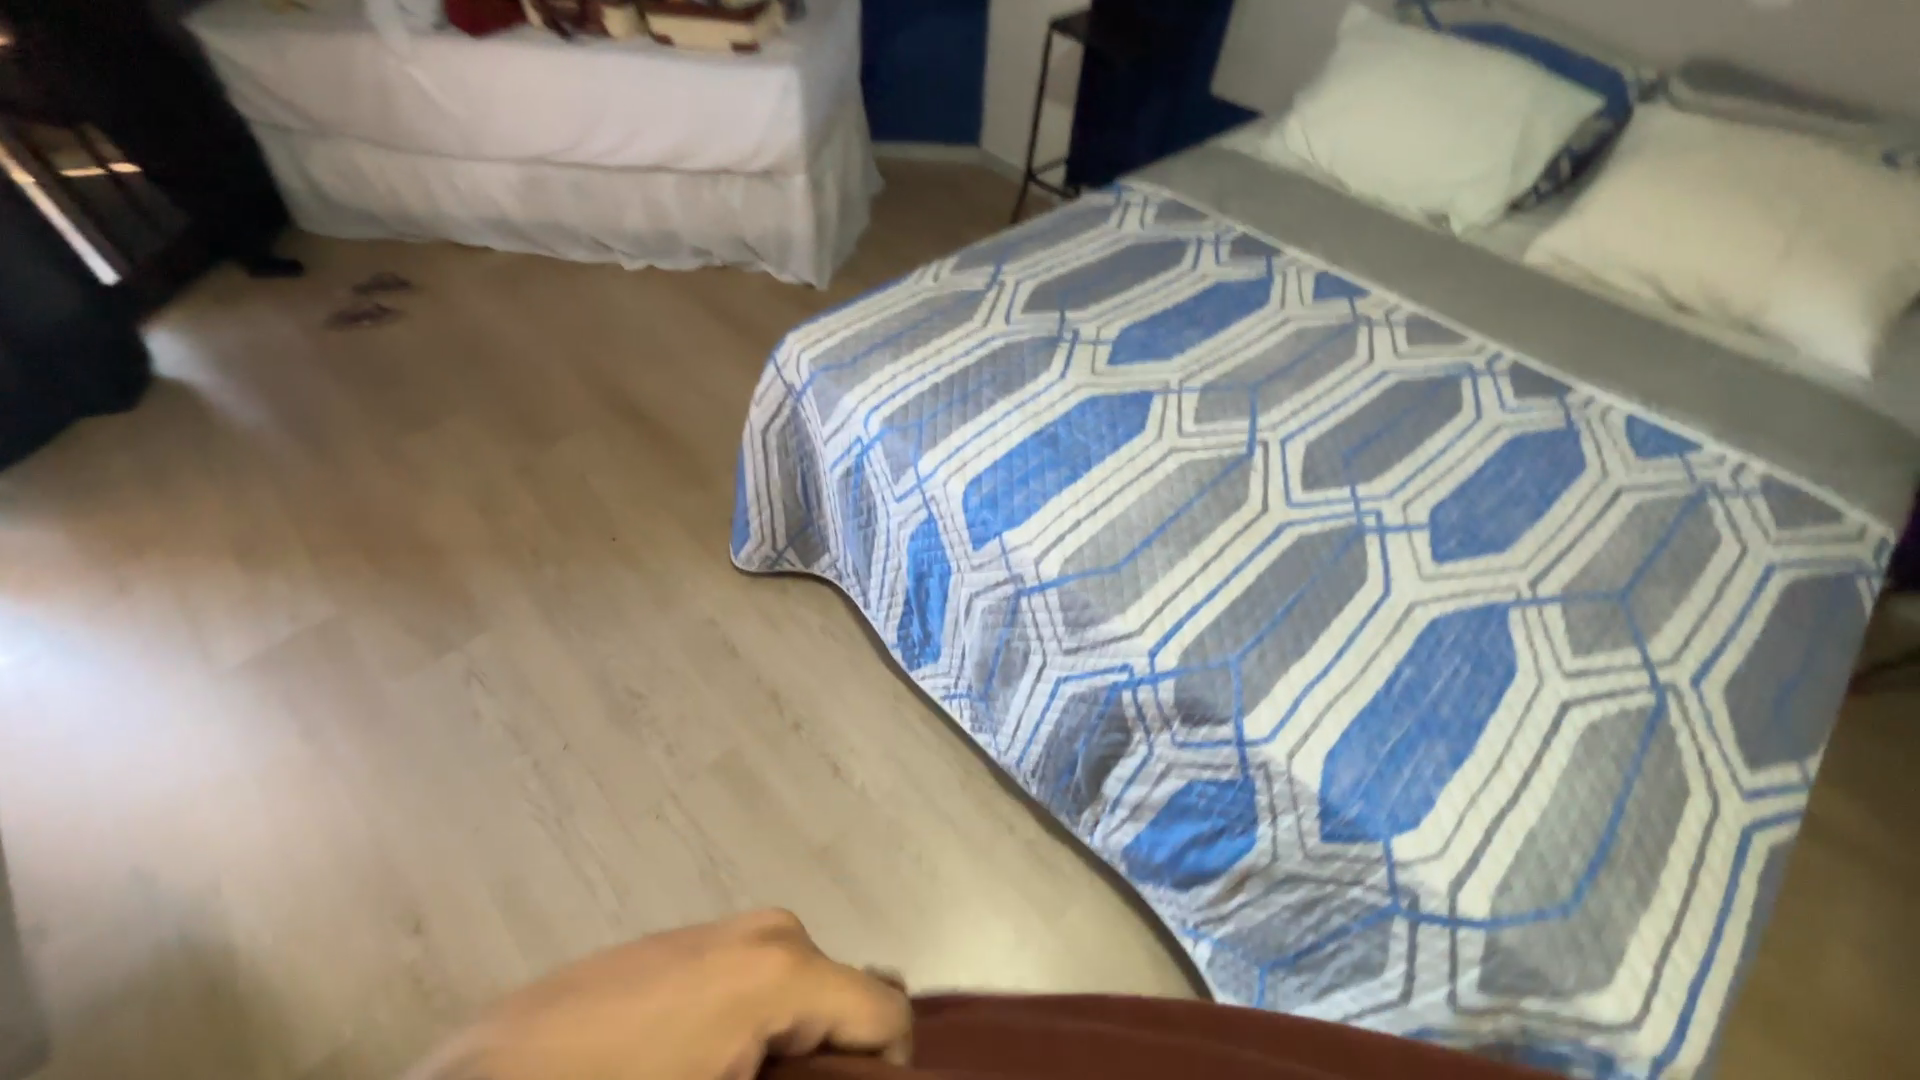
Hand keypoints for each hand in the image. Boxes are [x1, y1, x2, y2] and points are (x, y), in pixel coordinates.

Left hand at [405, 909, 912, 1079]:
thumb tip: (860, 1071)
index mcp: (785, 965)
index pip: (888, 1013)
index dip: (885, 1076)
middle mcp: (765, 930)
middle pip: (843, 998)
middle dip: (829, 1061)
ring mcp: (718, 930)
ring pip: (798, 992)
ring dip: (786, 1048)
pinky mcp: (679, 943)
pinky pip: (750, 984)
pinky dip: (747, 1028)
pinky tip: (689, 1067)